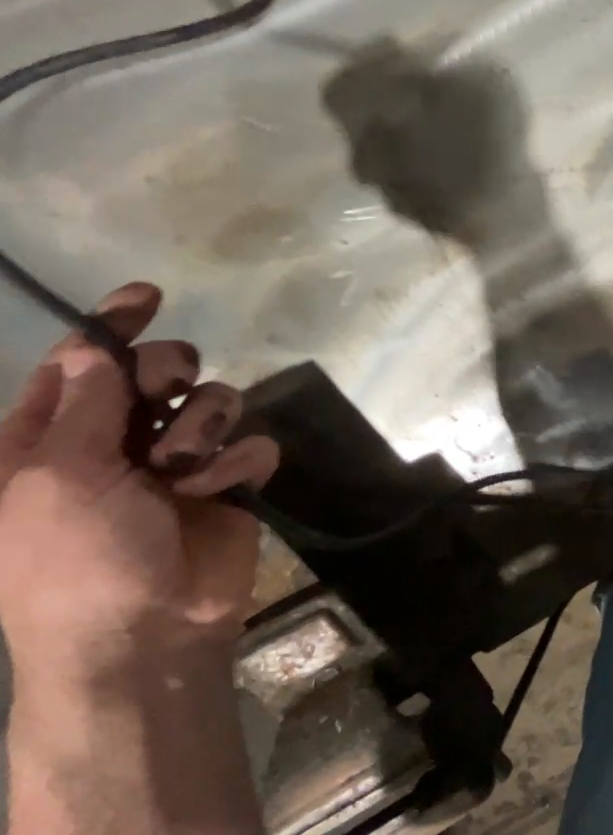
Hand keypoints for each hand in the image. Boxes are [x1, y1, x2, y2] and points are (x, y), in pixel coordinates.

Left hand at [0, 283, 280, 684]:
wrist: (145, 631)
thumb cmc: (73, 558)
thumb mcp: (56, 477)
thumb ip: (82, 406)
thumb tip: (92, 345)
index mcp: (47, 442)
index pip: (79, 365)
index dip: (111, 327)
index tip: (147, 294)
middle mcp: (112, 445)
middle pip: (156, 373)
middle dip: (170, 373)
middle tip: (169, 392)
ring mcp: (176, 465)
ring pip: (212, 403)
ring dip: (204, 427)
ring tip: (186, 467)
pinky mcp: (230, 483)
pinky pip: (251, 445)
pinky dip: (239, 463)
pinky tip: (223, 488)